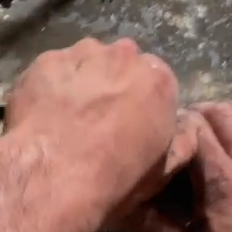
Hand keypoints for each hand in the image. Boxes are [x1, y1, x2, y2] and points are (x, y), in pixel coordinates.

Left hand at [4, 38, 182, 221]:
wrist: (53, 175)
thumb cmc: (115, 178)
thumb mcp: (164, 170)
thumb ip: (182, 140)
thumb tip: (188, 125)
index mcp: (158, 80)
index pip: (157, 81)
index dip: (143, 102)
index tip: (131, 124)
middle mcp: (124, 56)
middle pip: (122, 64)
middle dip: (115, 85)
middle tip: (99, 120)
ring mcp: (82, 54)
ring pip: (87, 61)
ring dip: (83, 81)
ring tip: (67, 116)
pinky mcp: (46, 60)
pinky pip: (54, 68)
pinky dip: (51, 85)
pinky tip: (43, 112)